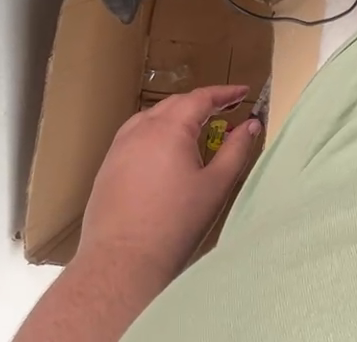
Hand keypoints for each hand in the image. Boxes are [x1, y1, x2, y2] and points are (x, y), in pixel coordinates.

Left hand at [76, 84, 263, 283]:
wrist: (120, 265)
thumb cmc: (176, 223)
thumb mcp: (217, 184)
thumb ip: (237, 149)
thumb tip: (251, 124)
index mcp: (170, 130)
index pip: (201, 98)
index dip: (225, 93)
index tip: (243, 92)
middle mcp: (140, 132)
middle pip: (175, 104)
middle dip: (201, 102)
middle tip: (224, 108)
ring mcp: (118, 151)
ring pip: (150, 118)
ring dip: (175, 115)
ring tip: (193, 127)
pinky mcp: (105, 171)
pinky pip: (133, 136)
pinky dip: (154, 132)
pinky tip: (162, 151)